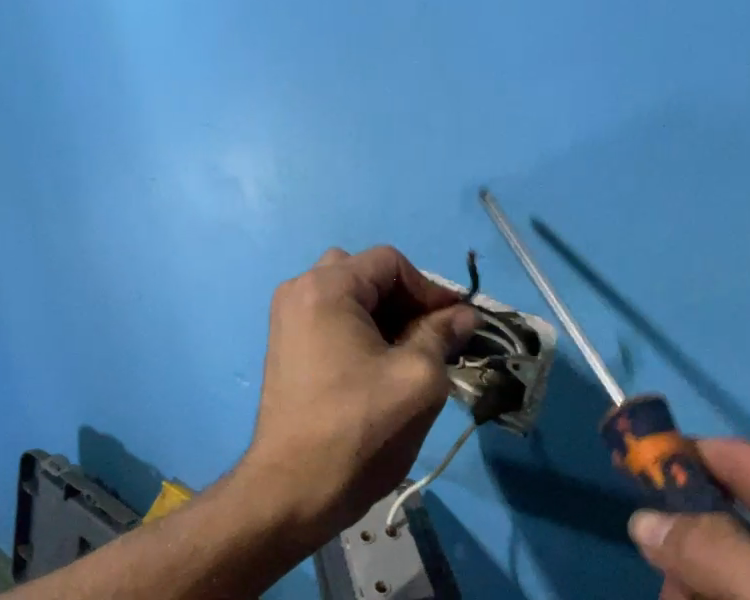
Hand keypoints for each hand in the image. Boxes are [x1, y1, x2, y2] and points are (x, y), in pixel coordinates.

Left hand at [233, 246, 480, 544]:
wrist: (293, 488)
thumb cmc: (359, 428)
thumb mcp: (417, 379)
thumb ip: (441, 335)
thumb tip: (463, 314)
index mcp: (326, 287)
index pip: (389, 261)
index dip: (428, 289)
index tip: (455, 326)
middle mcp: (299, 290)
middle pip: (364, 273)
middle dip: (404, 300)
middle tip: (432, 339)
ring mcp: (287, 319)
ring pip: (347, 297)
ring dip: (383, 316)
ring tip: (411, 356)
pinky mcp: (285, 346)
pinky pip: (329, 319)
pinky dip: (359, 331)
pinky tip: (380, 368)